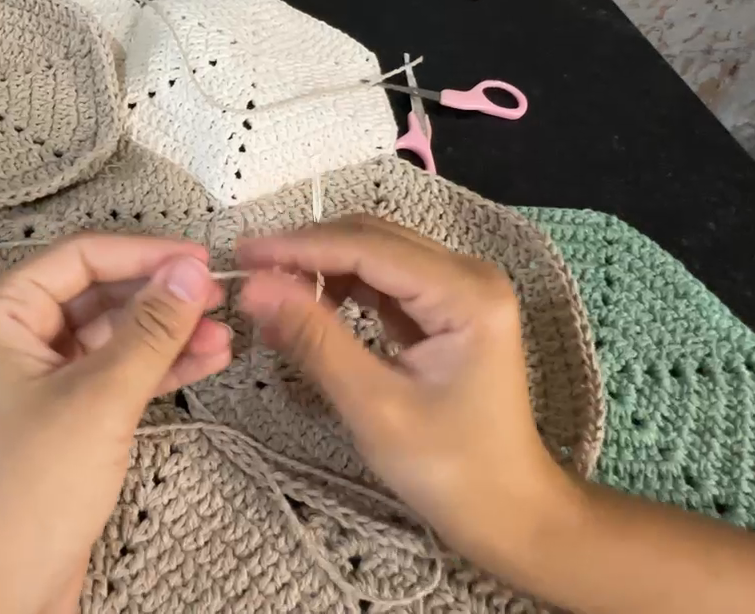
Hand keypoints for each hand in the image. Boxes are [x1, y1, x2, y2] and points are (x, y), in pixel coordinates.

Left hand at [0, 234, 232, 613]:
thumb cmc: (25, 496)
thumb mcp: (99, 400)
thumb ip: (151, 329)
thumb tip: (191, 271)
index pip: (82, 258)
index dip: (144, 253)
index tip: (200, 260)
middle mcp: (15, 336)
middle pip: (101, 293)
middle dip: (161, 296)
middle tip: (218, 298)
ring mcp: (40, 377)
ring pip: (114, 334)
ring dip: (168, 332)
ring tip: (224, 334)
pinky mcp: (64, 413)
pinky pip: (116, 371)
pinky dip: (159, 366)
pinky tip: (205, 359)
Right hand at [234, 215, 581, 571]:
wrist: (511, 515)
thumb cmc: (451, 471)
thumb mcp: (374, 407)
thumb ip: (315, 339)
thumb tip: (254, 288)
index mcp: (465, 293)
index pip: (367, 247)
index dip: (299, 246)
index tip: (243, 253)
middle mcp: (467, 274)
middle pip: (370, 239)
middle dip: (306, 252)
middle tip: (248, 271)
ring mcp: (459, 286)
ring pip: (372, 253)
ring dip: (319, 268)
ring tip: (269, 295)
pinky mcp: (445, 304)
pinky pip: (382, 279)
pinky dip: (340, 288)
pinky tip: (304, 308)